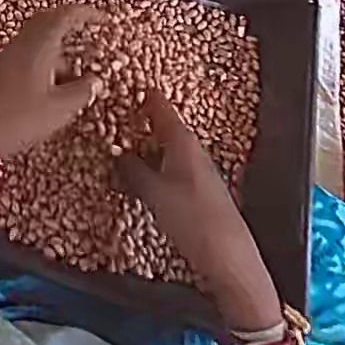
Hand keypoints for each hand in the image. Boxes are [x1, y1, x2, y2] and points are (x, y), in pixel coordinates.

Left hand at [0, 5, 104, 156]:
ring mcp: (8, 56)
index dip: (86, 13)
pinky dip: (46, 62)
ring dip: (59, 50)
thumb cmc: (21, 119)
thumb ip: (82, 91)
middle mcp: (22, 44)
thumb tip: (96, 81)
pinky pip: (28, 55)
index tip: (103, 19)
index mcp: (39, 45)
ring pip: (38, 41)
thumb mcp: (60, 108)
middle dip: (70, 25)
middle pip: (48, 21)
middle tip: (90, 35)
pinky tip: (54, 88)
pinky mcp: (0, 71)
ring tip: (76, 77)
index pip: (64, 15)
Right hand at [117, 91, 278, 329]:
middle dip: (141, 120)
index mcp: (182, 142)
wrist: (230, 258)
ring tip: (120, 144)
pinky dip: (154, 164)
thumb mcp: (153, 193)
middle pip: (164, 126)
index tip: (124, 86)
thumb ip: (132, 169)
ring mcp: (198, 170)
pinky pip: (171, 166)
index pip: (160, 107)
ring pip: (167, 148)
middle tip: (113, 115)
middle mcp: (192, 150)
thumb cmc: (192, 219)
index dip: (142, 96)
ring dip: (146, 144)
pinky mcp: (199, 190)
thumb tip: (117, 152)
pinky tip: (141, 175)